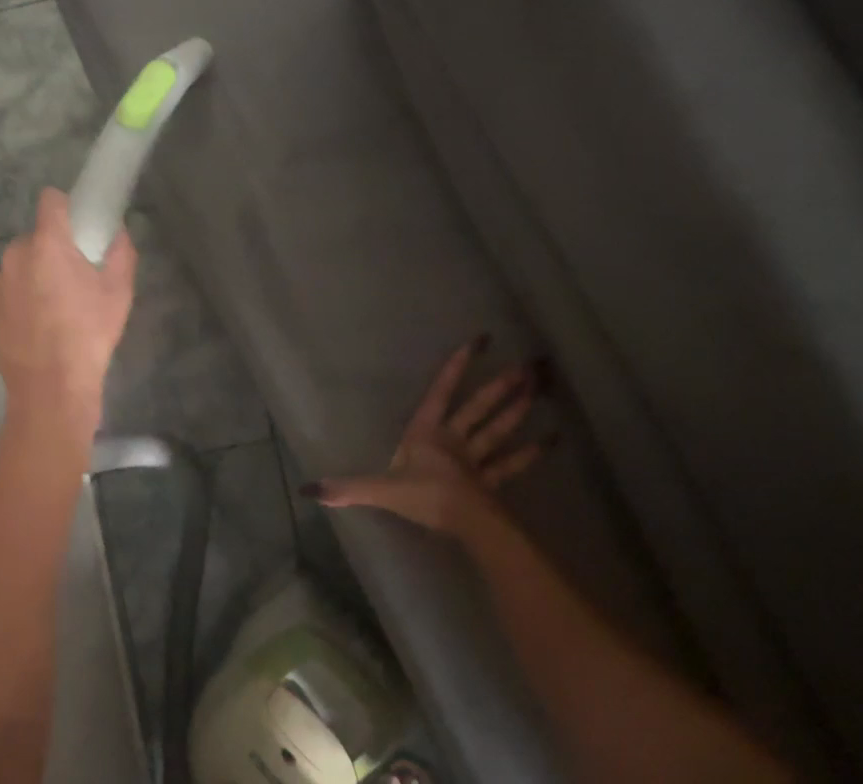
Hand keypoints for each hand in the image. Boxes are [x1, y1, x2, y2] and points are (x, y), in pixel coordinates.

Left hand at [0, 188, 137, 421]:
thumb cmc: (90, 335)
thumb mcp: (119, 293)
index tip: (74, 224)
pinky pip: (0, 294)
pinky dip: (12, 302)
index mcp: (48, 244)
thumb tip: (118, 233)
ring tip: (47, 310)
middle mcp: (15, 256)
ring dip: (28, 277)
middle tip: (68, 281)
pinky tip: (28, 327)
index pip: (50, 201)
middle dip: (49, 253)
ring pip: (15, 267)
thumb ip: (120, 253)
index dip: (63, 208)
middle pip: (33, 240)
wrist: (52, 386)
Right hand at [304, 340, 552, 537]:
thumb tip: (309, 490)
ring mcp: (476, 460)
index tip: (478, 341)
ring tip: (539, 388)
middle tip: (527, 363)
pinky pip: (513, 463)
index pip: (442, 393)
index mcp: (427, 433)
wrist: (461, 522)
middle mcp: (454, 440)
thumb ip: (348, 487)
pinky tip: (553, 439)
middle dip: (500, 386)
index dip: (457, 367)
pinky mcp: (490, 482)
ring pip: (499, 429)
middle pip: (480, 408)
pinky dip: (533, 452)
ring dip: (518, 409)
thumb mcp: (380, 489)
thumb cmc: (422, 497)